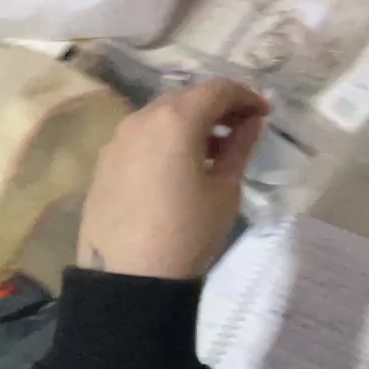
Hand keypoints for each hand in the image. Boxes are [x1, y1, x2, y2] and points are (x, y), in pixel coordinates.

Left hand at [75, 77, 268, 279]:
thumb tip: (252, 121)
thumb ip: (240, 146)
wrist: (128, 279)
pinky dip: (166, 139)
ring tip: (213, 151)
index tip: (264, 115)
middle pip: (187, 97)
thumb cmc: (188, 232)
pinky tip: (179, 167)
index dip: (246, 97)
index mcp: (176, 120)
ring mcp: (118, 138)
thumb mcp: (225, 189)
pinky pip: (143, 136)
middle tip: (242, 129)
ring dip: (191, 123)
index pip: (218, 89)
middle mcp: (142, 118)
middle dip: (218, 107)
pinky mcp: (105, 161)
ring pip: (162, 115)